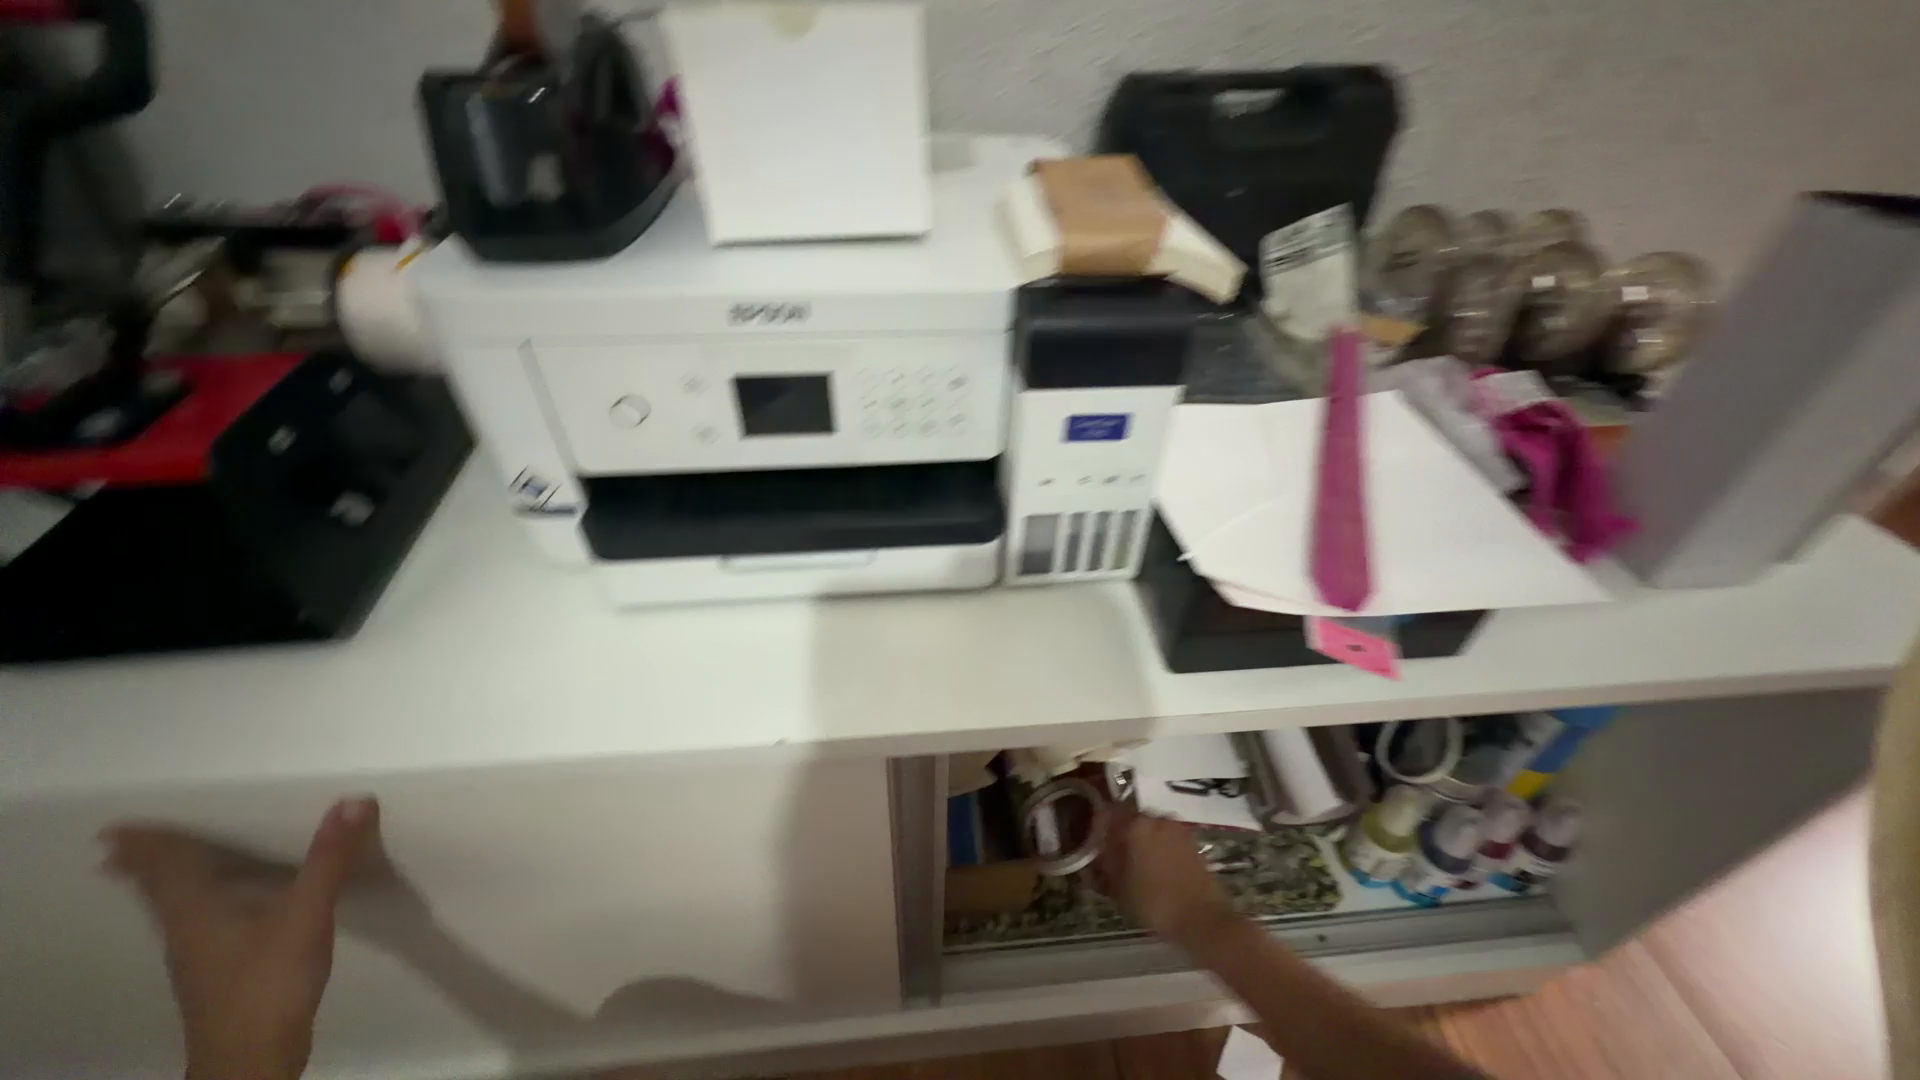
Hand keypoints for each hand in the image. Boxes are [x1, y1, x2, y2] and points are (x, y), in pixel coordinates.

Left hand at [102, 797, 378, 1079]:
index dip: (146, 846)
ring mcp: (198, 958)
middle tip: (120, 846)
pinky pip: (193, 926)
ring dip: (161, 887)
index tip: (117, 829)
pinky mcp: (217, 974)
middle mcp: (186, 931)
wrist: (252, 1058)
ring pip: (171, 911)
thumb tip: (353, 801)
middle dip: (142, 868)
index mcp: (197, 911)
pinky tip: (213, 914)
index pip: (164, 869)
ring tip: (153, 872)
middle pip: (158, 891)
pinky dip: (190, 908)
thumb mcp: (307, 913)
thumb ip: (329, 858)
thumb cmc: (268, 982)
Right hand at [1100, 807, 1238, 950]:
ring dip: (1142, 843)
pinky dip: (1159, 850)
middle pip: (1132, 820)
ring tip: (1135, 867)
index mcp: (1137, 824)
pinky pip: (1168, 841)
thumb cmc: (1154, 902)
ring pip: (1152, 830)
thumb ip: (1104, 868)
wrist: (1203, 919)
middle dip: (1122, 835)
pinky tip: (1155, 872)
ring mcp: (1179, 831)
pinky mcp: (1194, 845)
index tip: (1094, 844)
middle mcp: (1159, 819)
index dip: (1099, 828)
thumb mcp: (1118, 889)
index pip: (1109, 813)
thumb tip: (1097, 858)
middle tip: (1114, 857)